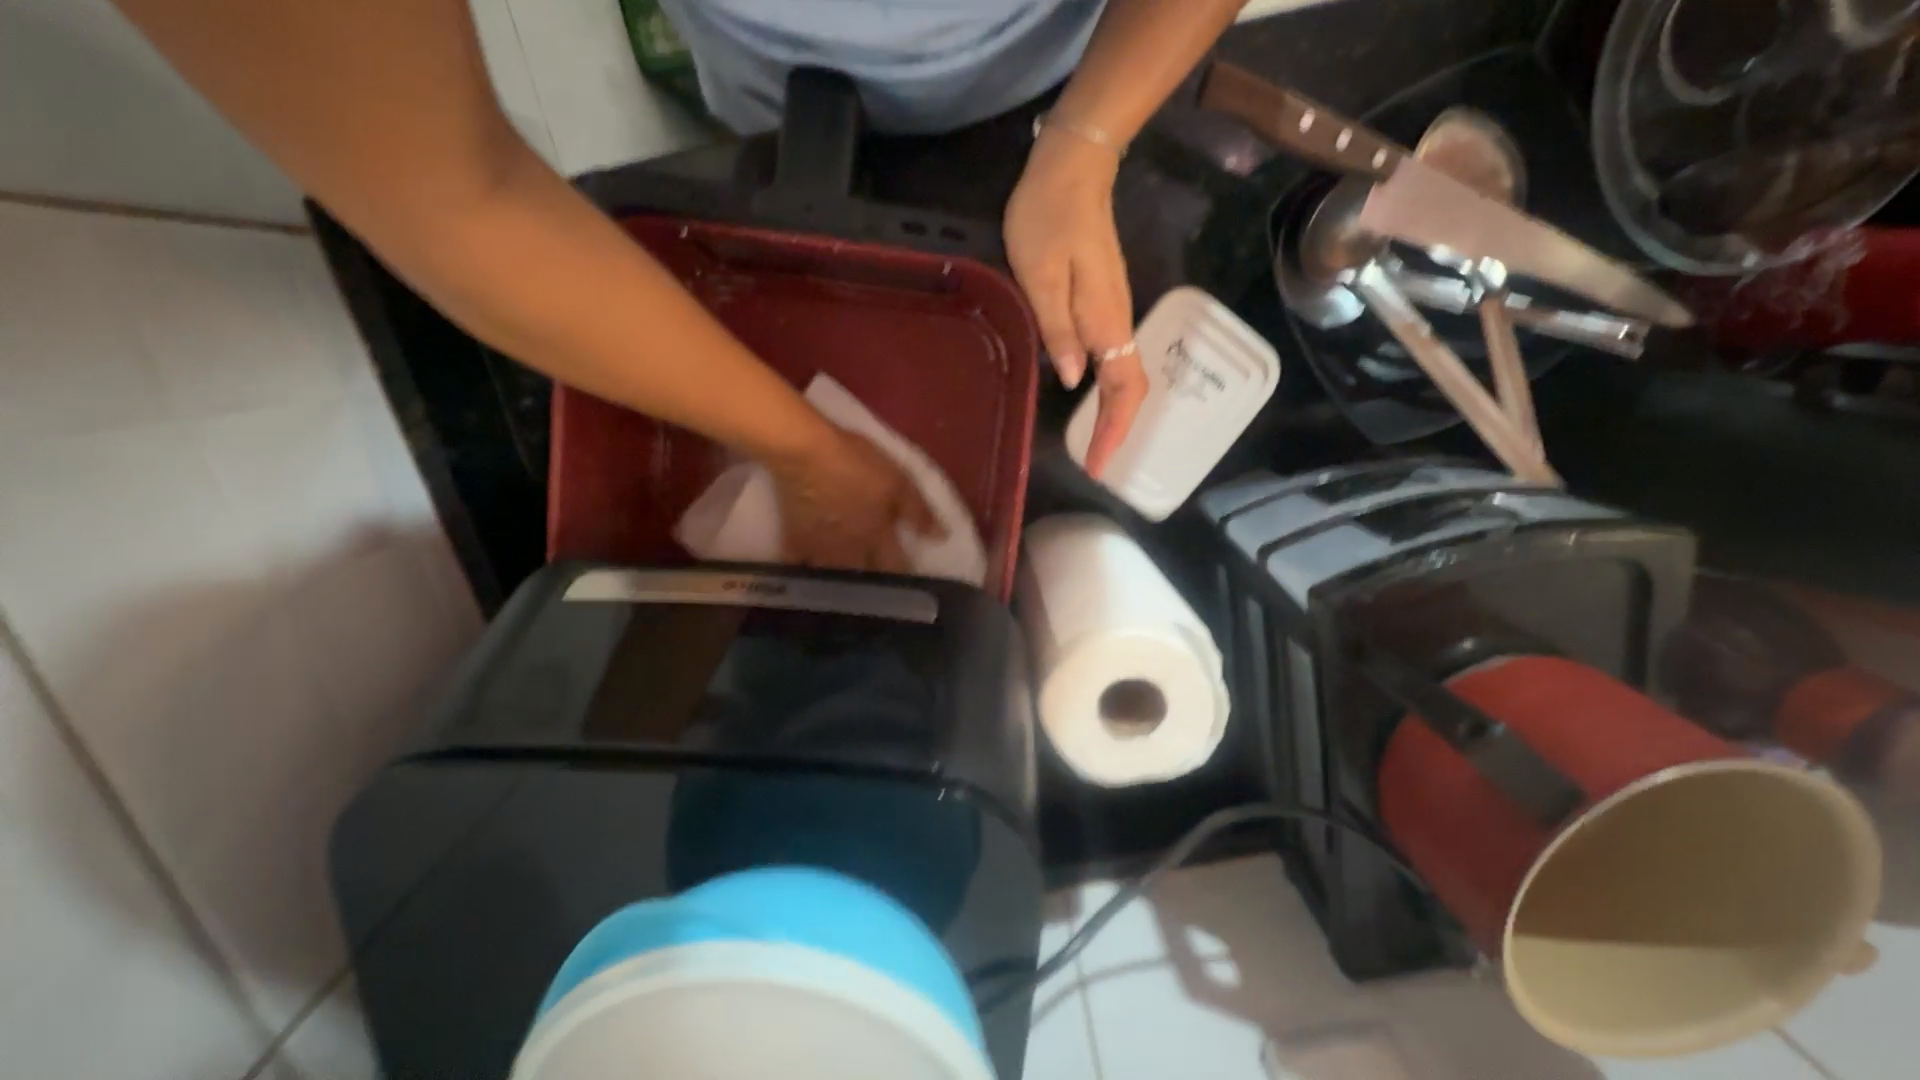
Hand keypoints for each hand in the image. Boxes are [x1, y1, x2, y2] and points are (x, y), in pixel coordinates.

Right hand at [766, 426, 941, 573]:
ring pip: (833, 577)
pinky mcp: (793, 540)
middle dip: (874, 585)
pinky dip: (805, 573)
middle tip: (879, 587)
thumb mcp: (897, 480)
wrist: (805, 452)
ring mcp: (819, 549)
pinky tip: (807, 576)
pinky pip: (799, 565)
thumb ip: (918, 511)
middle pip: (864, 578)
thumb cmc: (855, 462)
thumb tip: (941, 538)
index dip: (905, 573)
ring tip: (847, 587)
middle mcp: (850, 550)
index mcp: (877, 536)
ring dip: (842, 585)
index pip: (895, 565)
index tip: (912, 580)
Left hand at [1005, 127, 1148, 477]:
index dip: (1113, 432)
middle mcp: (1119, 321)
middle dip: (1116, 430)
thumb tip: (1075, 380)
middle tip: (1092, 463)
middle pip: (1131, 388)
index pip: (1123, 390)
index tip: (1095, 466)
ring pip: (1123, 374)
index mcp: (1106, 321)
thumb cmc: (1049, 218)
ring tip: (1089, 442)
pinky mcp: (1104, 301)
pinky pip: (1113, 358)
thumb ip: (1058, 329)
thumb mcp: (1041, 276)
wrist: (1074, 168)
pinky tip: (1085, 398)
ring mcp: (1115, 310)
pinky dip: (1105, 388)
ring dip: (1111, 412)